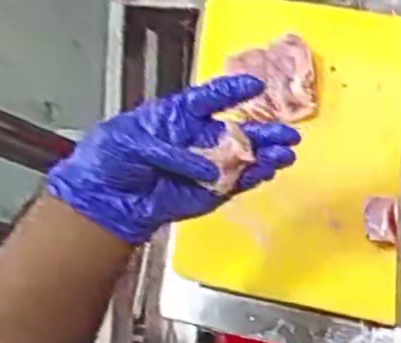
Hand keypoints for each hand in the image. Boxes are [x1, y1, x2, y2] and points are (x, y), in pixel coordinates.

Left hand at [46, 75, 301, 244]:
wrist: (112, 199)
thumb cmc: (113, 159)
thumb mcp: (132, 142)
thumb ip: (172, 152)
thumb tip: (210, 169)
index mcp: (176, 117)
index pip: (207, 100)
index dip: (231, 93)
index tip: (255, 86)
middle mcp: (199, 139)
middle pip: (237, 132)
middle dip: (264, 132)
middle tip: (288, 133)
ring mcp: (211, 166)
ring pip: (246, 158)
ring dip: (268, 156)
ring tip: (287, 154)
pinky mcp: (217, 191)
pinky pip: (241, 182)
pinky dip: (257, 177)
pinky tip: (270, 170)